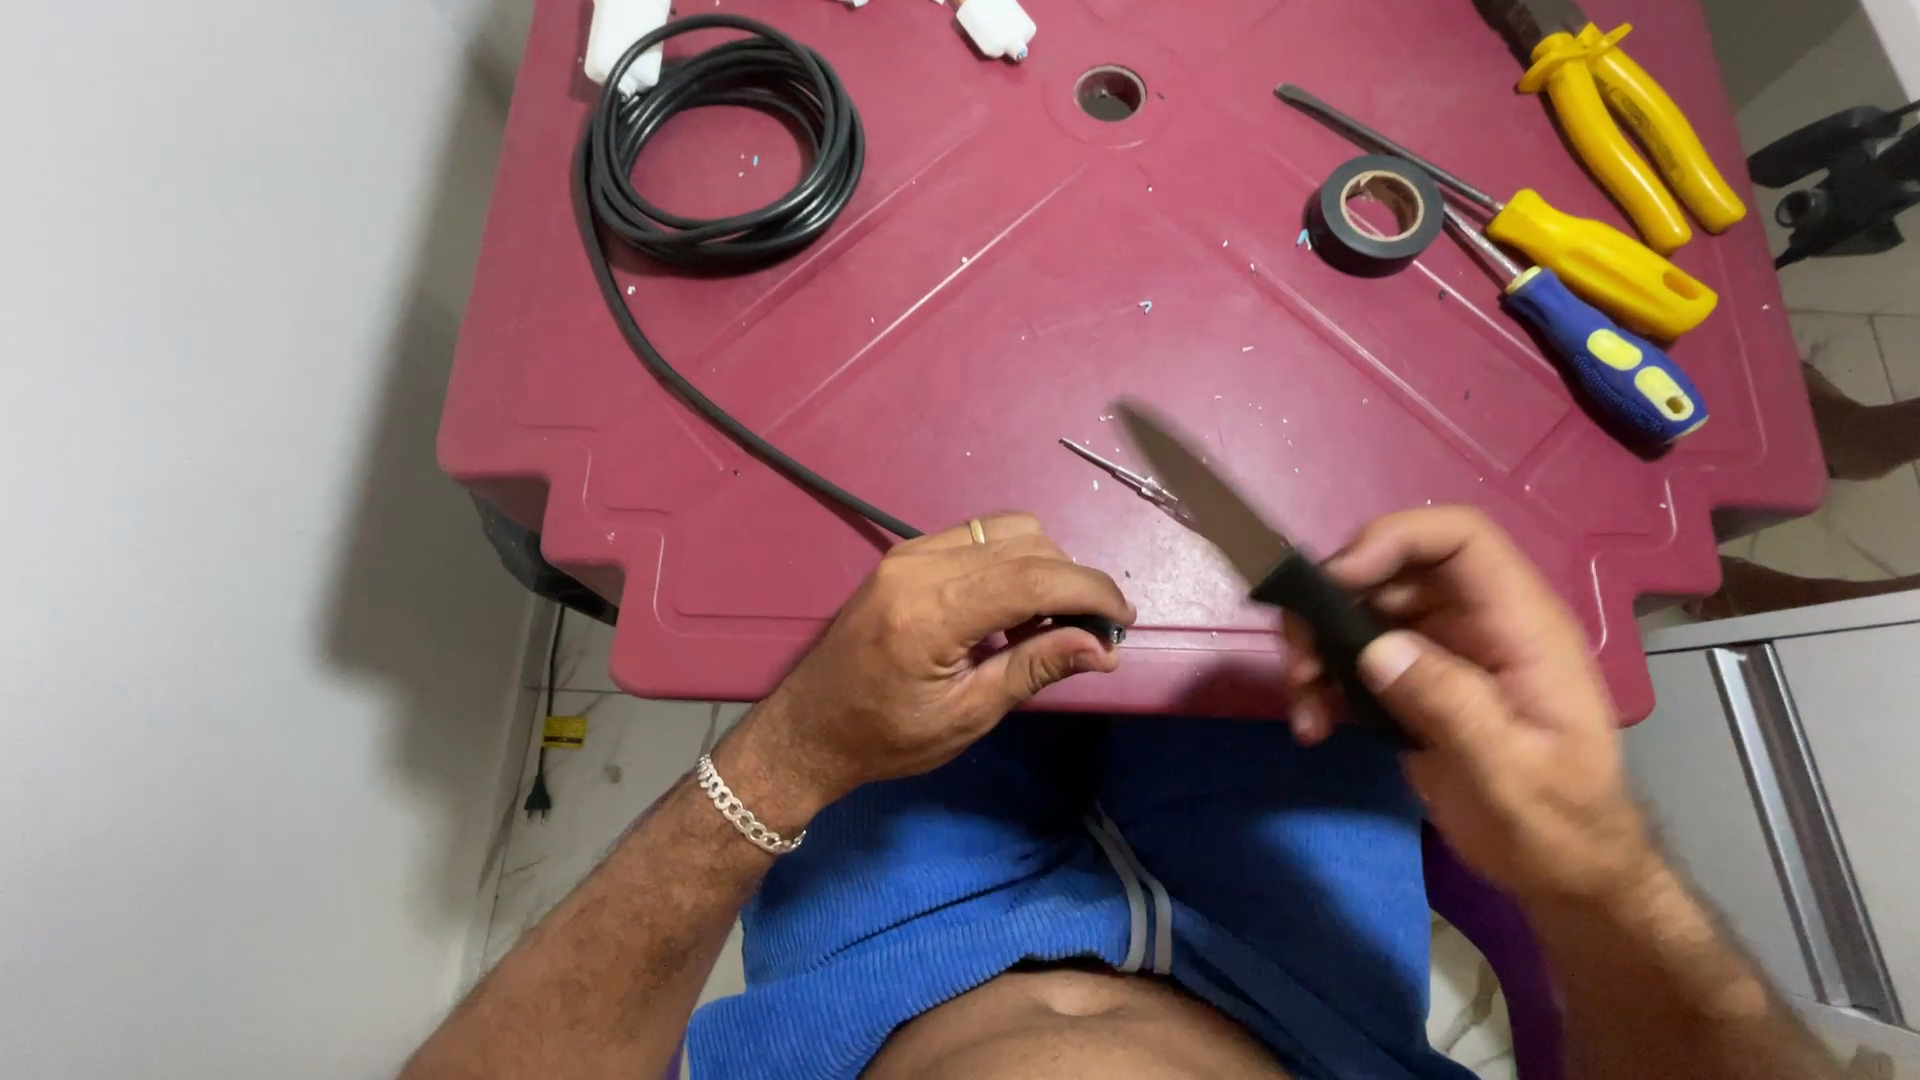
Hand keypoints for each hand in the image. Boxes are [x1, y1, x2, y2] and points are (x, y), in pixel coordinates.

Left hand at [734, 513, 1134, 805]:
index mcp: (931, 611)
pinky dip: (1013, 562)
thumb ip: (1034, 669)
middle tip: (1090, 631)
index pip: (1032, 577)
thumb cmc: (885, 738)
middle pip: (1025, 543)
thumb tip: (1102, 647)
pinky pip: (978, 539)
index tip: (1124, 618)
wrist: (809, 728)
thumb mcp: (966, 715)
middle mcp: (919, 565)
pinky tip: (1015, 607)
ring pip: (1005, 530)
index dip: (1090, 591)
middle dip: (1072, 579)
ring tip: (1053, 621)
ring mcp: (908, 553)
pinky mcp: (905, 555)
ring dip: (1045, 566)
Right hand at [1282, 507, 1656, 904]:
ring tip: (1302, 696)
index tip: (1336, 580)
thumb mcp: (1512, 775)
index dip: (1394, 539)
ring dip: (1316, 646)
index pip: (1460, 540)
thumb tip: (1375, 649)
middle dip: (1331, 601)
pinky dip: (1320, 682)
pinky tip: (1313, 723)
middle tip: (1300, 656)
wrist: (1560, 874)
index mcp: (1519, 627)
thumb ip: (1453, 706)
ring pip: (1357, 611)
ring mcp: (1438, 651)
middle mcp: (1474, 625)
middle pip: (1389, 571)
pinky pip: (1348, 657)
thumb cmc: (1558, 827)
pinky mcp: (1408, 681)